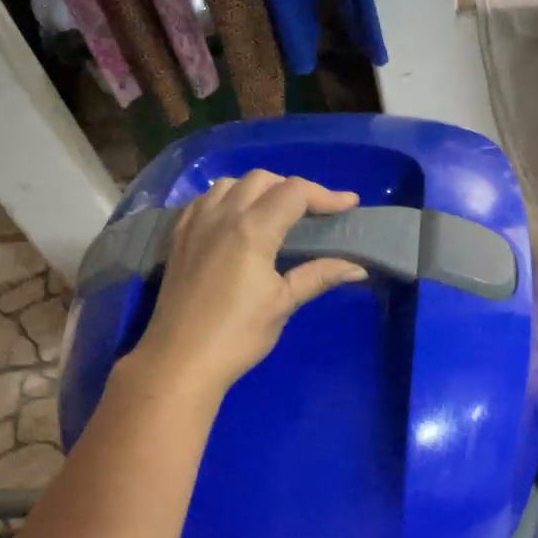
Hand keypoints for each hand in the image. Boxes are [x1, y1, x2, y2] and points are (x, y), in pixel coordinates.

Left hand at [129, 171, 364, 393]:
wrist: (181, 357)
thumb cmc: (239, 334)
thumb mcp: (284, 303)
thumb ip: (318, 276)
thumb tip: (357, 267)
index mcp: (252, 230)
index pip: (294, 193)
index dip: (326, 195)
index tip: (349, 205)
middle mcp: (221, 215)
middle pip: (262, 180)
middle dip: (294, 189)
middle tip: (317, 213)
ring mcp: (196, 223)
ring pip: (230, 183)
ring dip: (260, 189)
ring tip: (278, 213)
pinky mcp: (180, 236)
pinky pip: (206, 199)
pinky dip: (229, 198)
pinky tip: (238, 219)